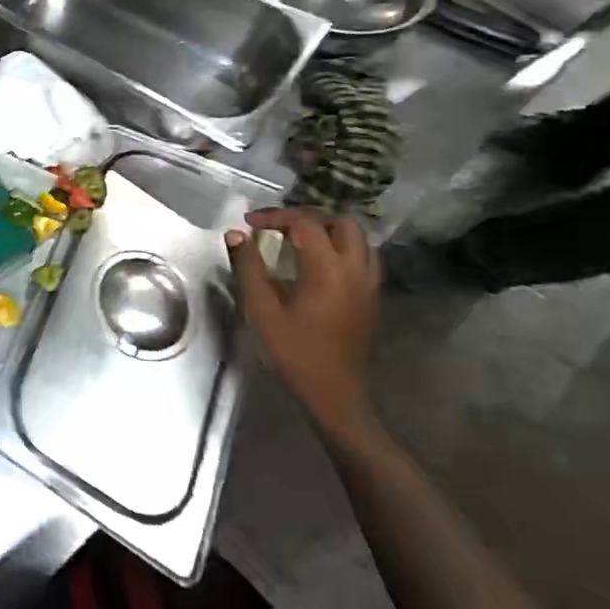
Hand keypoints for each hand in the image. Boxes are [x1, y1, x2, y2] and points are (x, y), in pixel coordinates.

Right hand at [226, 208, 379, 437]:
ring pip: (359, 239)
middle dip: (307, 216)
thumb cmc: (294, 350)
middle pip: (342, 224)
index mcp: (329, 271)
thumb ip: (248, 266)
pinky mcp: (373, 297)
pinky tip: (315, 260)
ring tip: (296, 237)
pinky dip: (340, 247)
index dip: (275, 216)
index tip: (249, 224)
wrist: (335, 392)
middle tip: (277, 225)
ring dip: (327, 230)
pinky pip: (363, 257)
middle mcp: (357, 272)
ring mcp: (370, 285)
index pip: (306, 224)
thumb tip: (236, 234)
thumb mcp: (261, 308)